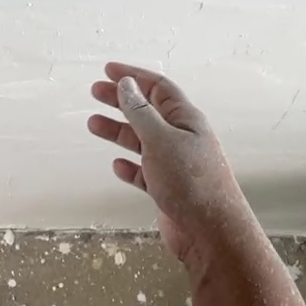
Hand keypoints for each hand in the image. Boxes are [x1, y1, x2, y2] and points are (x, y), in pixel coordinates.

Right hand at [88, 62, 256, 267]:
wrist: (211, 235)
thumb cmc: (190, 181)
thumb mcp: (161, 140)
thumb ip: (140, 112)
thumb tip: (126, 84)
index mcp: (186, 120)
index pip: (158, 88)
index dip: (134, 76)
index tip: (109, 70)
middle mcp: (182, 138)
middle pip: (147, 111)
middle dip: (121, 100)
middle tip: (95, 91)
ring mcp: (175, 164)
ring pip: (142, 141)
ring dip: (119, 131)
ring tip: (93, 124)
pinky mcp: (168, 189)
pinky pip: (144, 172)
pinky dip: (130, 166)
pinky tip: (117, 165)